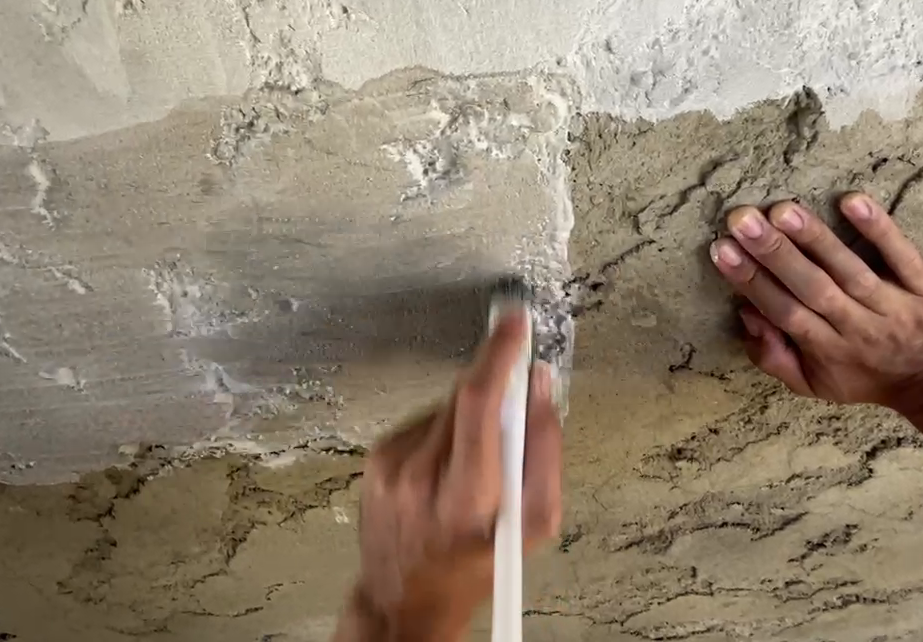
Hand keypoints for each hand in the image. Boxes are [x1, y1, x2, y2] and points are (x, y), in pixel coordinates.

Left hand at [338, 312, 562, 641]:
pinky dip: (444, 432)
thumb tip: (540, 384)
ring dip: (469, 419)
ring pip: (446, 407)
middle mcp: (420, 476)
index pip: (479, 404)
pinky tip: (445, 468)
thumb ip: (545, 450)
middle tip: (511, 408)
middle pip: (464, 397)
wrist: (405, 597)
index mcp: (465, 498)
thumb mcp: (533, 526)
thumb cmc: (477, 565)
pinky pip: (425, 421)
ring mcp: (392, 464)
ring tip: (473, 464)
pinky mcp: (377, 456)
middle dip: (494, 388)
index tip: (515, 324)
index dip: (498, 356)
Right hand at [708, 192, 922, 414]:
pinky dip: (877, 229)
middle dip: (773, 253)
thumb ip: (772, 357)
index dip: (750, 280)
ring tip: (781, 209)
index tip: (721, 249)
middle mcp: (857, 327)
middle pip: (810, 288)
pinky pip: (901, 256)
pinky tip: (851, 200)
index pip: (782, 311)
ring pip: (848, 270)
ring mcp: (895, 306)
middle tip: (741, 219)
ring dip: (814, 239)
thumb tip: (746, 314)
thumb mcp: (814, 384)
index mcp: (826, 348)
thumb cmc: (867, 375)